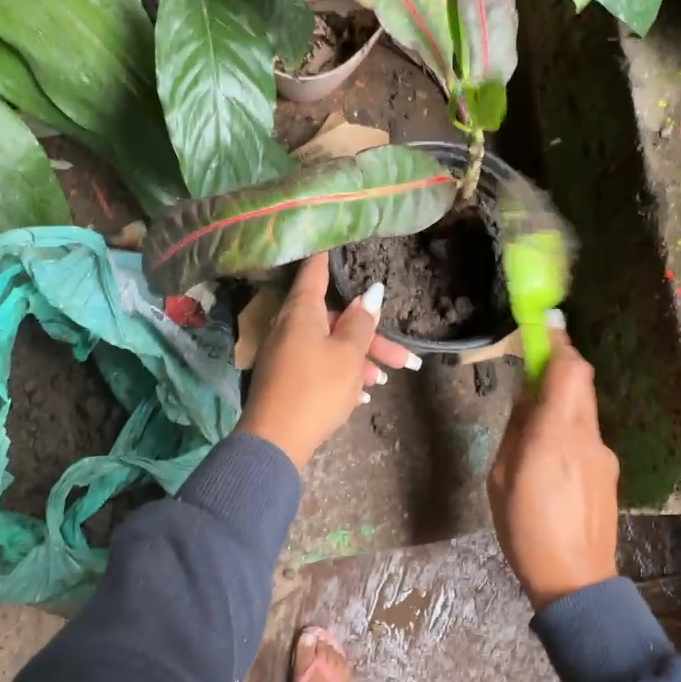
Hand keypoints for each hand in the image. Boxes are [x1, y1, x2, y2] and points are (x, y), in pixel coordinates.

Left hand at [238, 255, 419, 467]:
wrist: (275, 440)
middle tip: (404, 357)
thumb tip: (372, 292)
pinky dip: (341, 375)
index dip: (331, 255)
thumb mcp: (348, 354)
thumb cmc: (316, 388)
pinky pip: (319, 366)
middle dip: (370, 335)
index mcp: (301, 311)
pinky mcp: (286, 379)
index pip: (316, 270)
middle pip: (334, 318)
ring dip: (359, 359)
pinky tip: (361, 395)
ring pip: (330, 345)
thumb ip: (361, 322)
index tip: (343, 241)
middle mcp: (290, 326)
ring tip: (384, 380)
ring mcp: (285, 353)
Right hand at [488, 323, 619, 610]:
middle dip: (559, 368)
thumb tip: (527, 397)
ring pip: (584, 410)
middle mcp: (587, 437)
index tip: (545, 325)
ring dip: (562, 402)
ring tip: (533, 428)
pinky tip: (550, 462)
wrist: (576, 581)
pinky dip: (569, 429)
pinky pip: (587, 436)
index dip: (559, 342)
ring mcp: (604, 455)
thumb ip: (516, 430)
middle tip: (532, 372)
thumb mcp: (500, 476)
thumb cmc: (525, 529)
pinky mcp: (609, 473)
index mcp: (555, 435)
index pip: (570, 370)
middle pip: (581, 383)